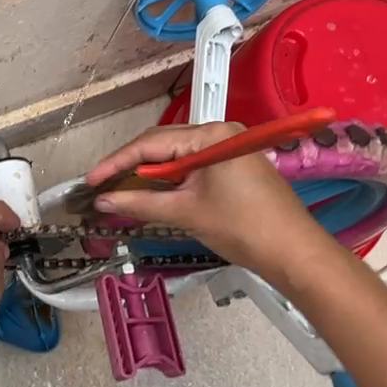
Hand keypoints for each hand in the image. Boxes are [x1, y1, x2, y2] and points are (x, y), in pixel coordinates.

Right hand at [84, 122, 336, 280]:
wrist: (295, 253)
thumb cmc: (244, 228)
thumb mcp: (185, 213)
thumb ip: (140, 202)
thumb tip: (104, 199)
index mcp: (210, 136)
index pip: (150, 143)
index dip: (116, 162)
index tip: (92, 180)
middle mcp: (220, 133)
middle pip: (161, 145)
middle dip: (130, 166)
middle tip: (101, 185)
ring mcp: (228, 148)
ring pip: (175, 156)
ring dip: (148, 174)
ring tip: (119, 190)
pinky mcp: (233, 165)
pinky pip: (191, 165)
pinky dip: (169, 180)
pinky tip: (150, 192)